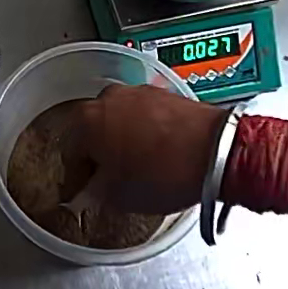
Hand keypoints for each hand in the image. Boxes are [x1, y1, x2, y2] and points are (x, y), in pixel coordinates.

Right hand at [72, 83, 225, 214]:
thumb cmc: (166, 173)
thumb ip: (95, 192)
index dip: (75, 176)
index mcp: (85, 121)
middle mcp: (107, 99)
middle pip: (91, 129)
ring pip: (118, 118)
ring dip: (121, 138)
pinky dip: (144, 130)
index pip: (68, 152)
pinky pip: (143, 114)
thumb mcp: (120, 196)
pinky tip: (156, 151)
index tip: (82, 189)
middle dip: (98, 152)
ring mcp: (137, 92)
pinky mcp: (163, 92)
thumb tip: (89, 191)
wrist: (219, 153)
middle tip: (109, 176)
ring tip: (137, 164)